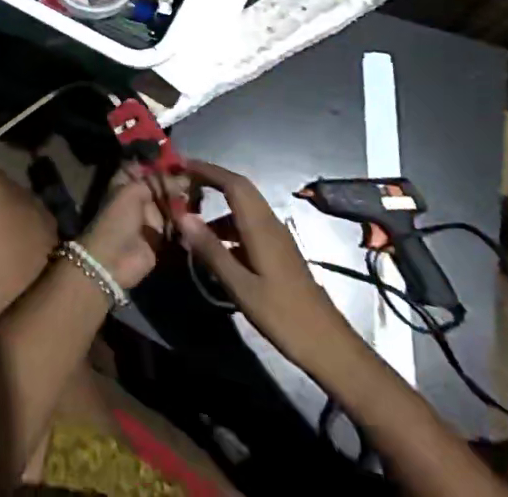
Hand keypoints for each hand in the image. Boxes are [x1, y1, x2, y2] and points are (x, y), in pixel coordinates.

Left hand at [77, 167, 188, 290]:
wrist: (113, 260)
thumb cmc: (118, 220)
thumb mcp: (133, 191)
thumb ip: (157, 182)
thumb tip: (181, 178)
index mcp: (127, 184)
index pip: (145, 167)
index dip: (162, 163)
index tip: (183, 160)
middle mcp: (140, 198)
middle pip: (162, 186)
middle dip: (178, 182)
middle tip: (199, 176)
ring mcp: (151, 218)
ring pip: (171, 204)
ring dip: (184, 200)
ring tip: (203, 192)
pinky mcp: (161, 237)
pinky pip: (177, 224)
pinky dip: (186, 219)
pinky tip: (200, 211)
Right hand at [175, 159, 362, 374]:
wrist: (326, 343)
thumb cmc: (282, 315)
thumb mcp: (241, 286)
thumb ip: (211, 249)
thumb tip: (182, 216)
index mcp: (261, 227)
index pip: (233, 184)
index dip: (207, 170)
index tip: (181, 165)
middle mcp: (270, 224)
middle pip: (240, 189)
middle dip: (210, 180)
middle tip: (181, 183)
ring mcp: (276, 238)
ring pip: (244, 208)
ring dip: (217, 205)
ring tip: (189, 219)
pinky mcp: (278, 252)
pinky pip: (248, 225)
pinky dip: (227, 225)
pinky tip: (213, 246)